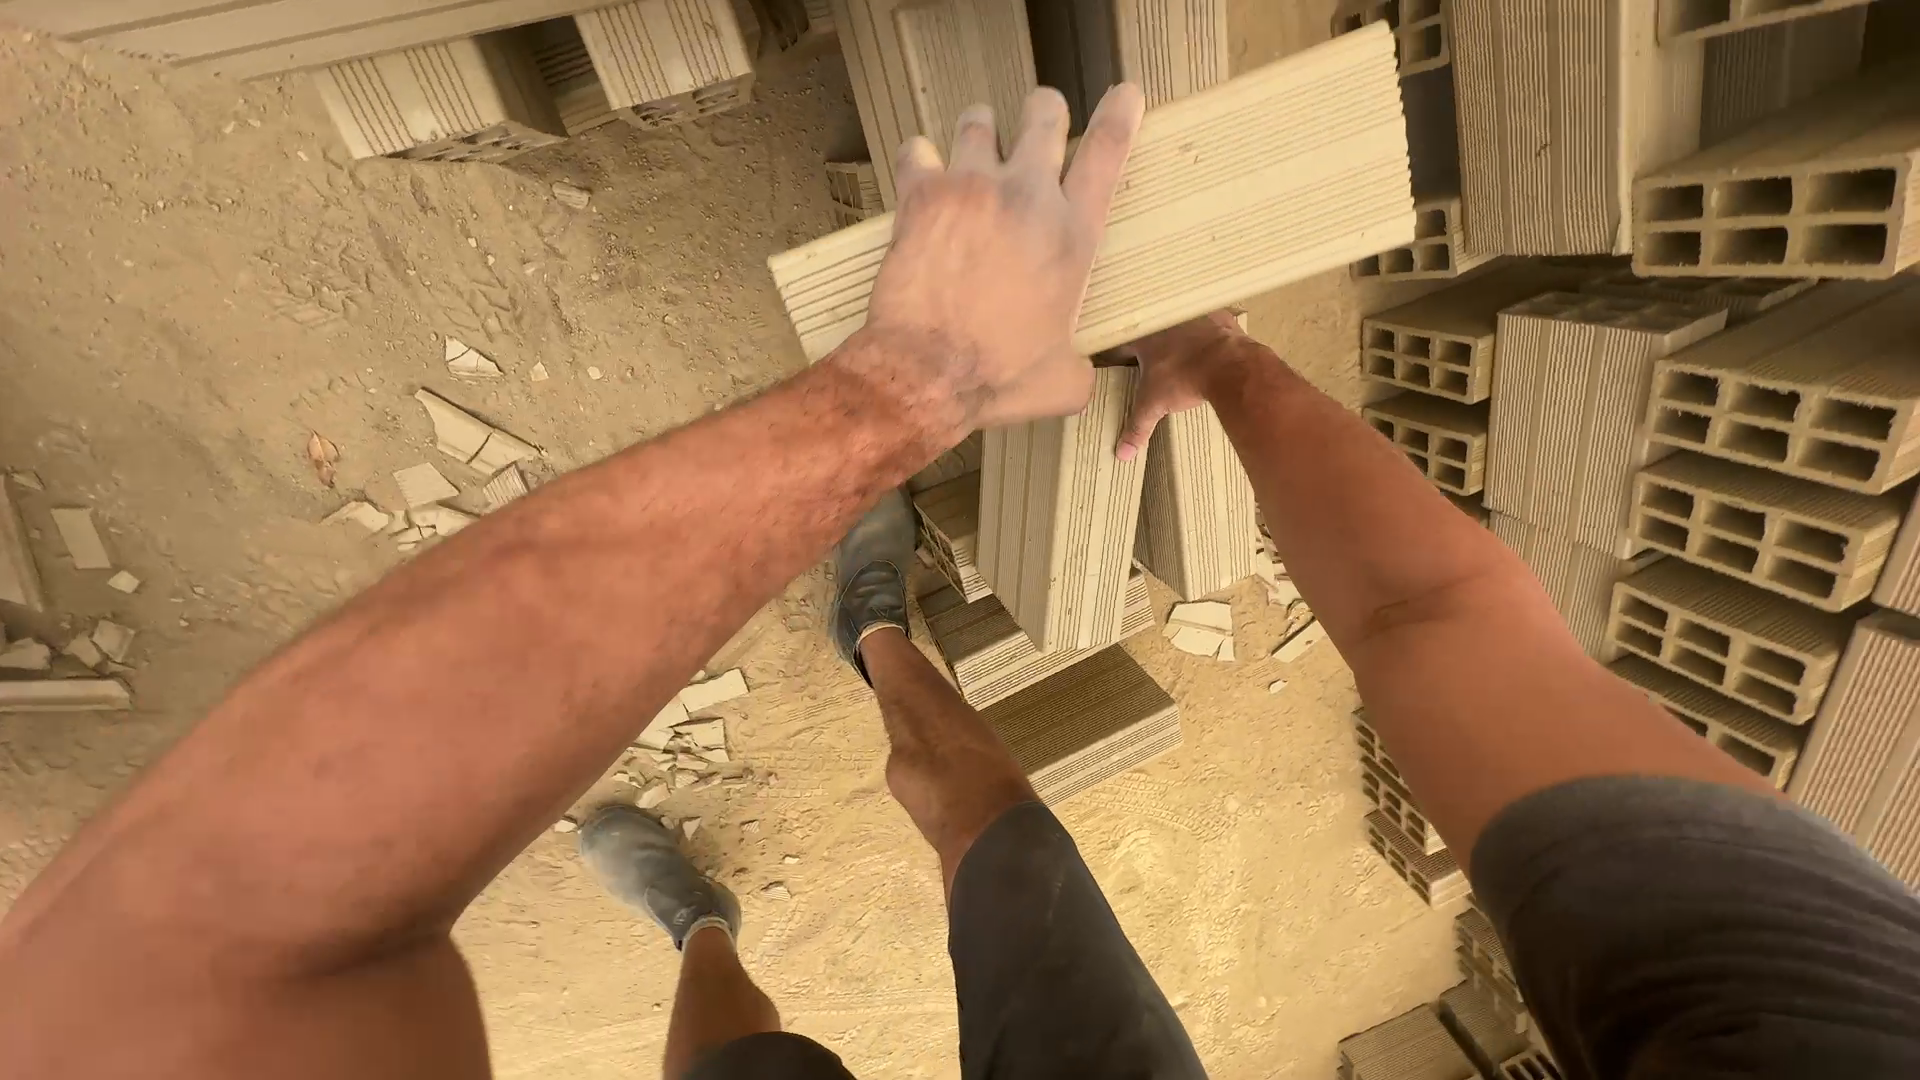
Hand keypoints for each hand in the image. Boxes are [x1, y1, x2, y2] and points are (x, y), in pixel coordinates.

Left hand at [852, 84, 1146, 432]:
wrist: (929, 373)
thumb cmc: (998, 379)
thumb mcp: (1063, 383)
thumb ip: (1080, 365)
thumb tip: (1080, 372)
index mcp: (1072, 237)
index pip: (1108, 153)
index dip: (1121, 115)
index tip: (1125, 95)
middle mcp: (1028, 198)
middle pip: (1045, 115)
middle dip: (1043, 116)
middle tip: (1035, 130)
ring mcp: (973, 188)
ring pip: (979, 120)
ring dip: (980, 133)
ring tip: (973, 155)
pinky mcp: (922, 195)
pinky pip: (917, 150)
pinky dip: (919, 160)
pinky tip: (920, 177)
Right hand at [1115, 311, 1251, 460]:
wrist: (1229, 364)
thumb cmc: (1184, 378)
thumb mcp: (1154, 405)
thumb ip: (1137, 428)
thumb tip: (1122, 454)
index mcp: (1144, 336)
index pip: (1122, 343)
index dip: (1120, 354)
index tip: (1121, 362)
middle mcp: (1165, 320)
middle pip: (1151, 330)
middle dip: (1150, 342)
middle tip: (1151, 358)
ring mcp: (1193, 315)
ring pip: (1179, 322)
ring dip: (1178, 334)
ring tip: (1180, 351)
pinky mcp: (1219, 317)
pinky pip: (1207, 322)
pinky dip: (1206, 333)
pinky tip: (1207, 345)